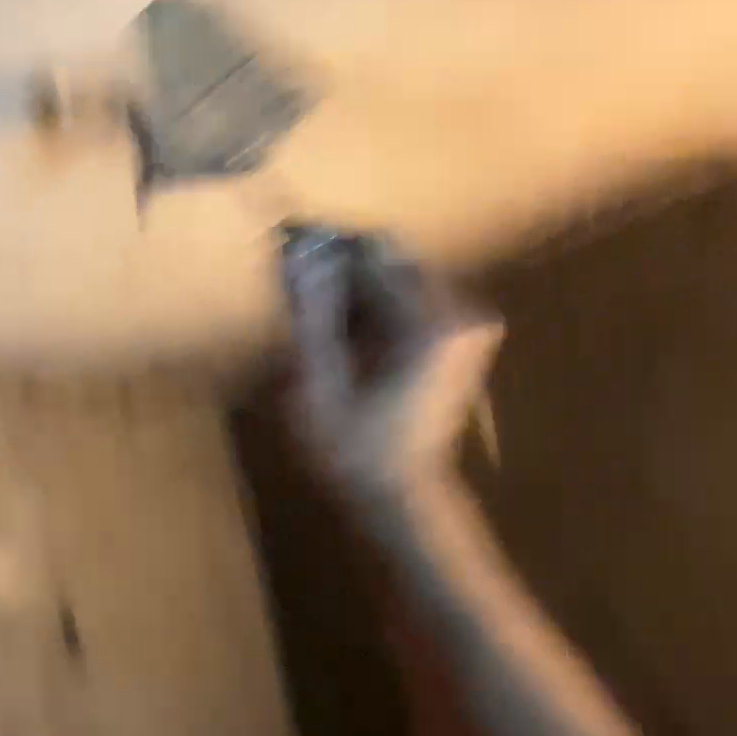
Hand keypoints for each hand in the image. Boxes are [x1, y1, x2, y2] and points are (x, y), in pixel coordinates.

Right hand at [282, 229, 503, 510]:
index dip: (323, 241)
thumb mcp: (317, 375)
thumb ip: (311, 309)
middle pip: (387, 258)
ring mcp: (459, 326)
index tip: (277, 241)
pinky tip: (328, 325)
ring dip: (343, 281)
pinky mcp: (448, 339)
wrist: (393, 495)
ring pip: (390, 276)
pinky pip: (397, 298)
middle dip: (333, 260)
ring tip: (298, 301)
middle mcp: (459, 312)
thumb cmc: (349, 442)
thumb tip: (297, 250)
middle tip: (283, 275)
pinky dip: (359, 300)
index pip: (375, 250)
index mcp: (432, 320)